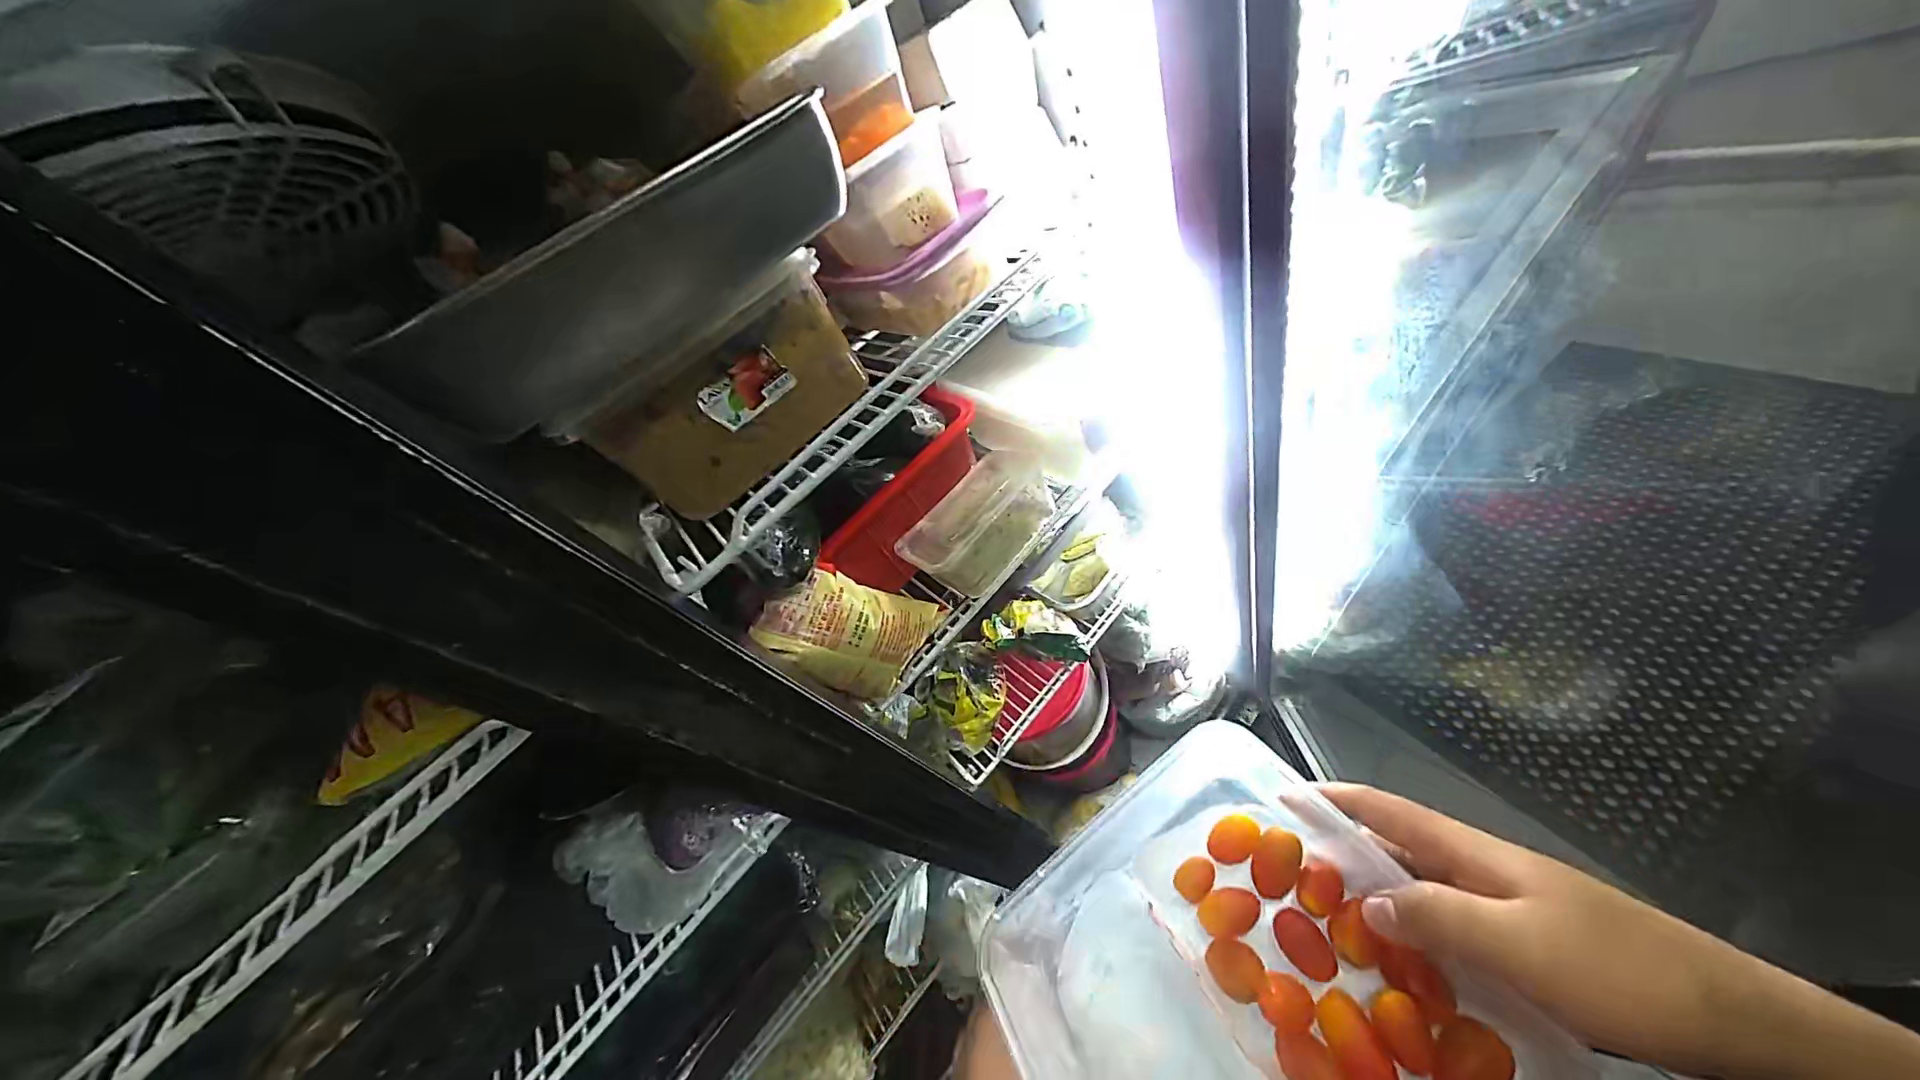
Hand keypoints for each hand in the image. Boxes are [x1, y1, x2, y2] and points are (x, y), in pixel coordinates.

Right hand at [1321, 783, 1919, 1079]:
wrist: (1732, 1019)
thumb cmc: (1617, 966)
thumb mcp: (1518, 942)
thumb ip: (1436, 916)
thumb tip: (1363, 900)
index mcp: (1469, 851)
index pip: (1384, 807)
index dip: (1332, 796)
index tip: (1281, 797)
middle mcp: (1475, 870)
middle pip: (1391, 848)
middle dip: (1338, 854)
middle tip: (1287, 878)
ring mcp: (1497, 907)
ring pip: (1416, 894)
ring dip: (1372, 903)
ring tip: (1325, 925)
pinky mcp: (1516, 946)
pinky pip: (1445, 932)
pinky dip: (1411, 940)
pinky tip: (1397, 970)